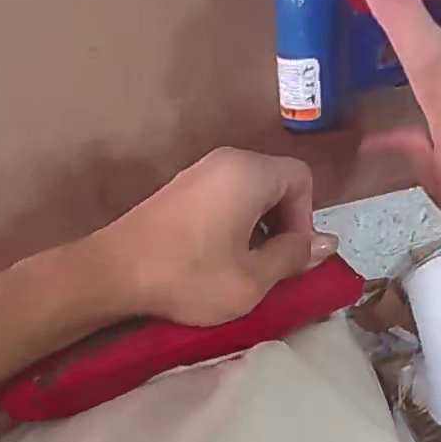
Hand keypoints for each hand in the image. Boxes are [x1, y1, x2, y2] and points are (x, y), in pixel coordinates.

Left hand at [89, 147, 338, 325]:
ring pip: (246, 194)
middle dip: (281, 225)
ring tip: (241, 267)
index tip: (289, 257)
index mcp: (248, 172)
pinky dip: (229, 225)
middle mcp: (223, 161)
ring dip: (255, 229)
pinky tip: (213, 259)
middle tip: (268, 266)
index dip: (306, 220)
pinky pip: (220, 199)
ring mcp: (195, 173)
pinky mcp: (176, 191)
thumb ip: (293, 258)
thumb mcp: (250, 279)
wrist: (112, 272)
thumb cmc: (187, 276)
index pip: (301, 180)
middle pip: (274, 184)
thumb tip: (328, 244)